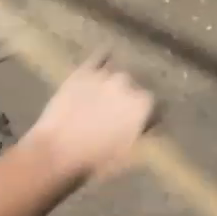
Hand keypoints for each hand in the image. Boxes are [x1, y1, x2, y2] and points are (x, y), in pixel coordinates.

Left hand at [24, 59, 154, 182]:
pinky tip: (104, 58)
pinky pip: (99, 56)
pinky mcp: (83, 70)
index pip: (156, 105)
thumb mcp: (130, 152)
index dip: (148, 114)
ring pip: (118, 72)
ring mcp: (104, 74)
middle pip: (135, 86)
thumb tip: (144, 122)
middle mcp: (128, 84)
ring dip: (115, 81)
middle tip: (119, 109)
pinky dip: (103, 58)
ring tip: (107, 90)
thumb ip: (141, 130)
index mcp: (144, 106)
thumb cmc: (98, 159)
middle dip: (130, 96)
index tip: (142, 120)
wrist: (60, 148)